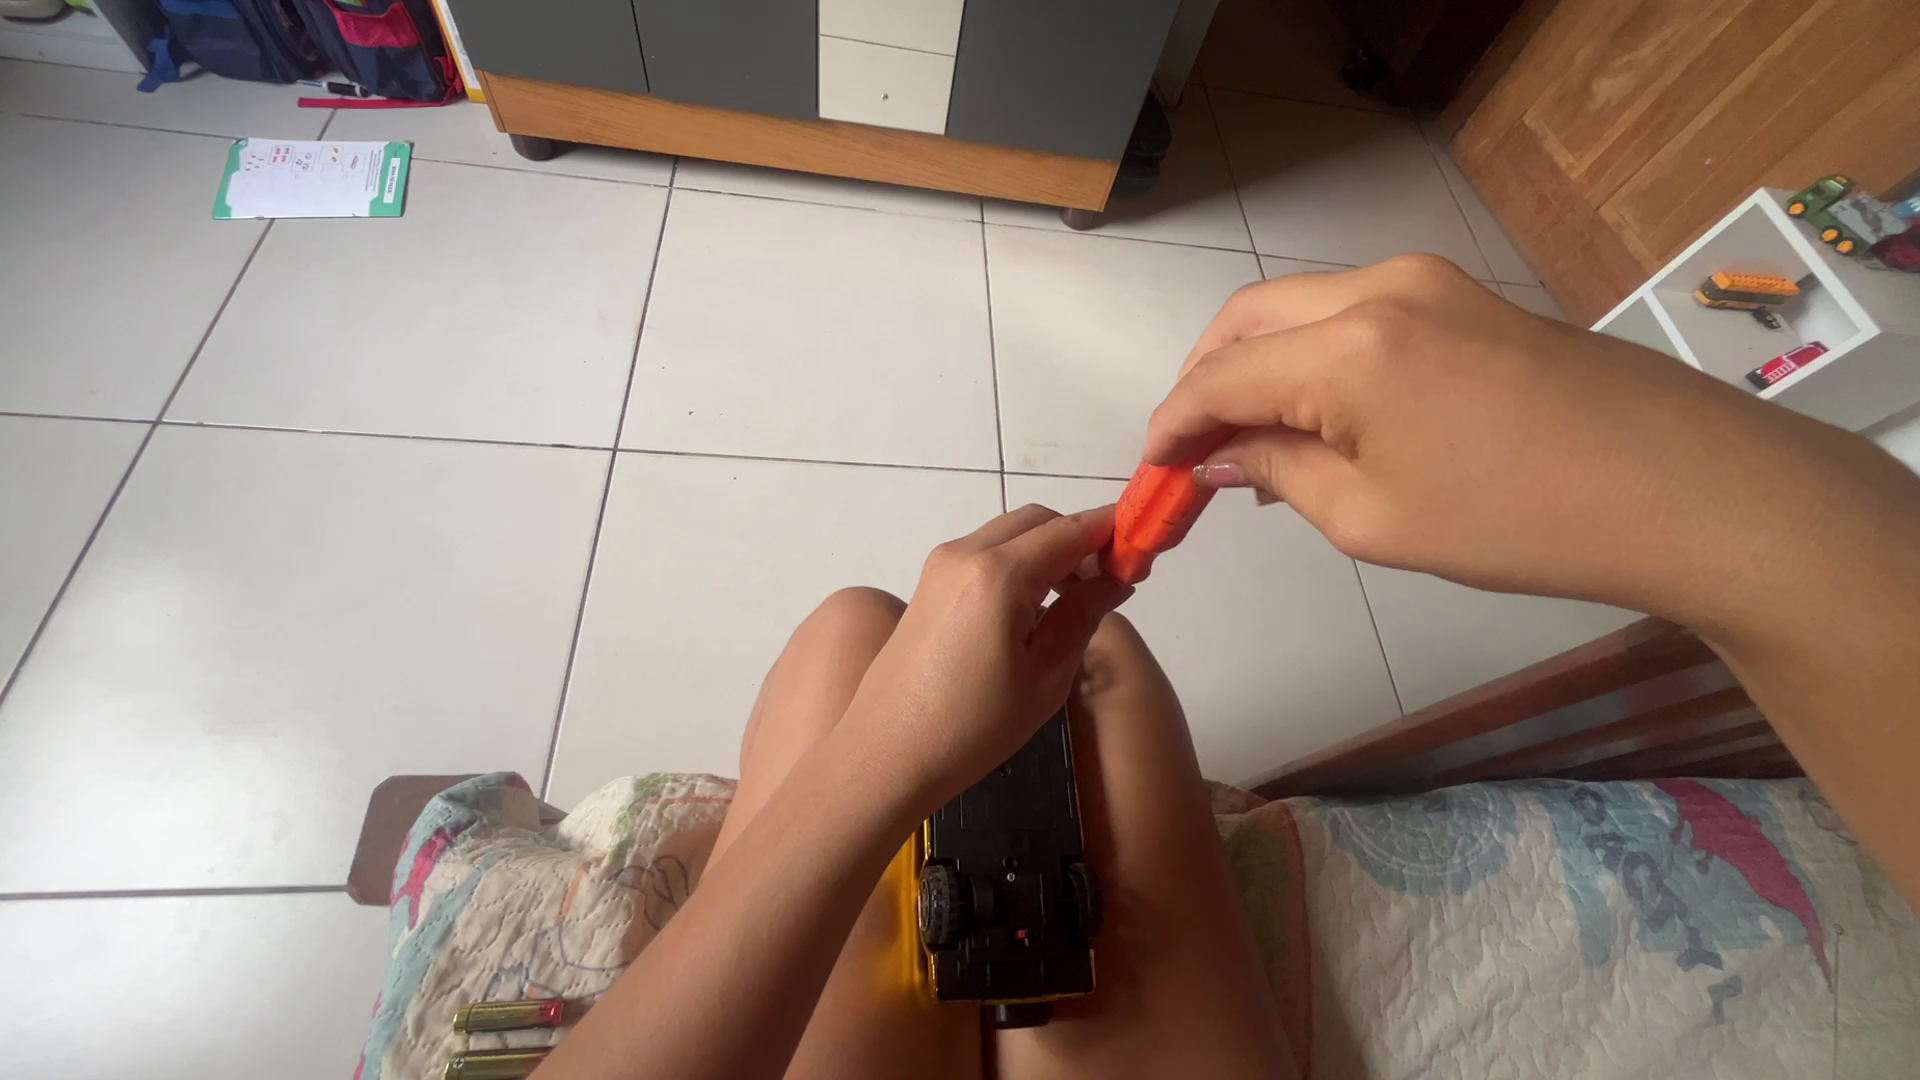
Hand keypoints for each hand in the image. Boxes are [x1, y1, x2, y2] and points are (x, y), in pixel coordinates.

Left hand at [833, 505, 1132, 814]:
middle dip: (1080, 538)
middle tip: (1110, 581)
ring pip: (1009, 534)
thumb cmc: (973, 727)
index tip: (1144, 549)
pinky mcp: (927, 583)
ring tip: (1076, 598)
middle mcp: (965, 553)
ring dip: (1047, 549)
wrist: (886, 753)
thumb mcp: (1045, 677)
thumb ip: (1082, 615)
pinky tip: (1033, 606)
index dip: (1112, 532)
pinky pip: (984, 553)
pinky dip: (1017, 562)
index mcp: (998, 574)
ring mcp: (940, 565)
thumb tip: (1115, 579)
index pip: (1070, 530)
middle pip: (1037, 520)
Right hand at [1143, 254, 1919, 630]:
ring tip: (1239, 433)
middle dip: (1200, 381)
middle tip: (1187, 446)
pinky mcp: (1455, 293)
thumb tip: (1217, 458)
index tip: (1150, 468)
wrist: (1690, 491)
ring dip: (1249, 364)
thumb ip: (1276, 471)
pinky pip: (1343, 313)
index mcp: (1348, 350)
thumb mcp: (1367, 518)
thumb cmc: (1514, 522)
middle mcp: (1375, 290)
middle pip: (1243, 320)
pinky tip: (1303, 408)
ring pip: (1291, 308)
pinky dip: (1300, 355)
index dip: (1172, 425)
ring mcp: (1422, 281)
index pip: (1219, 379)